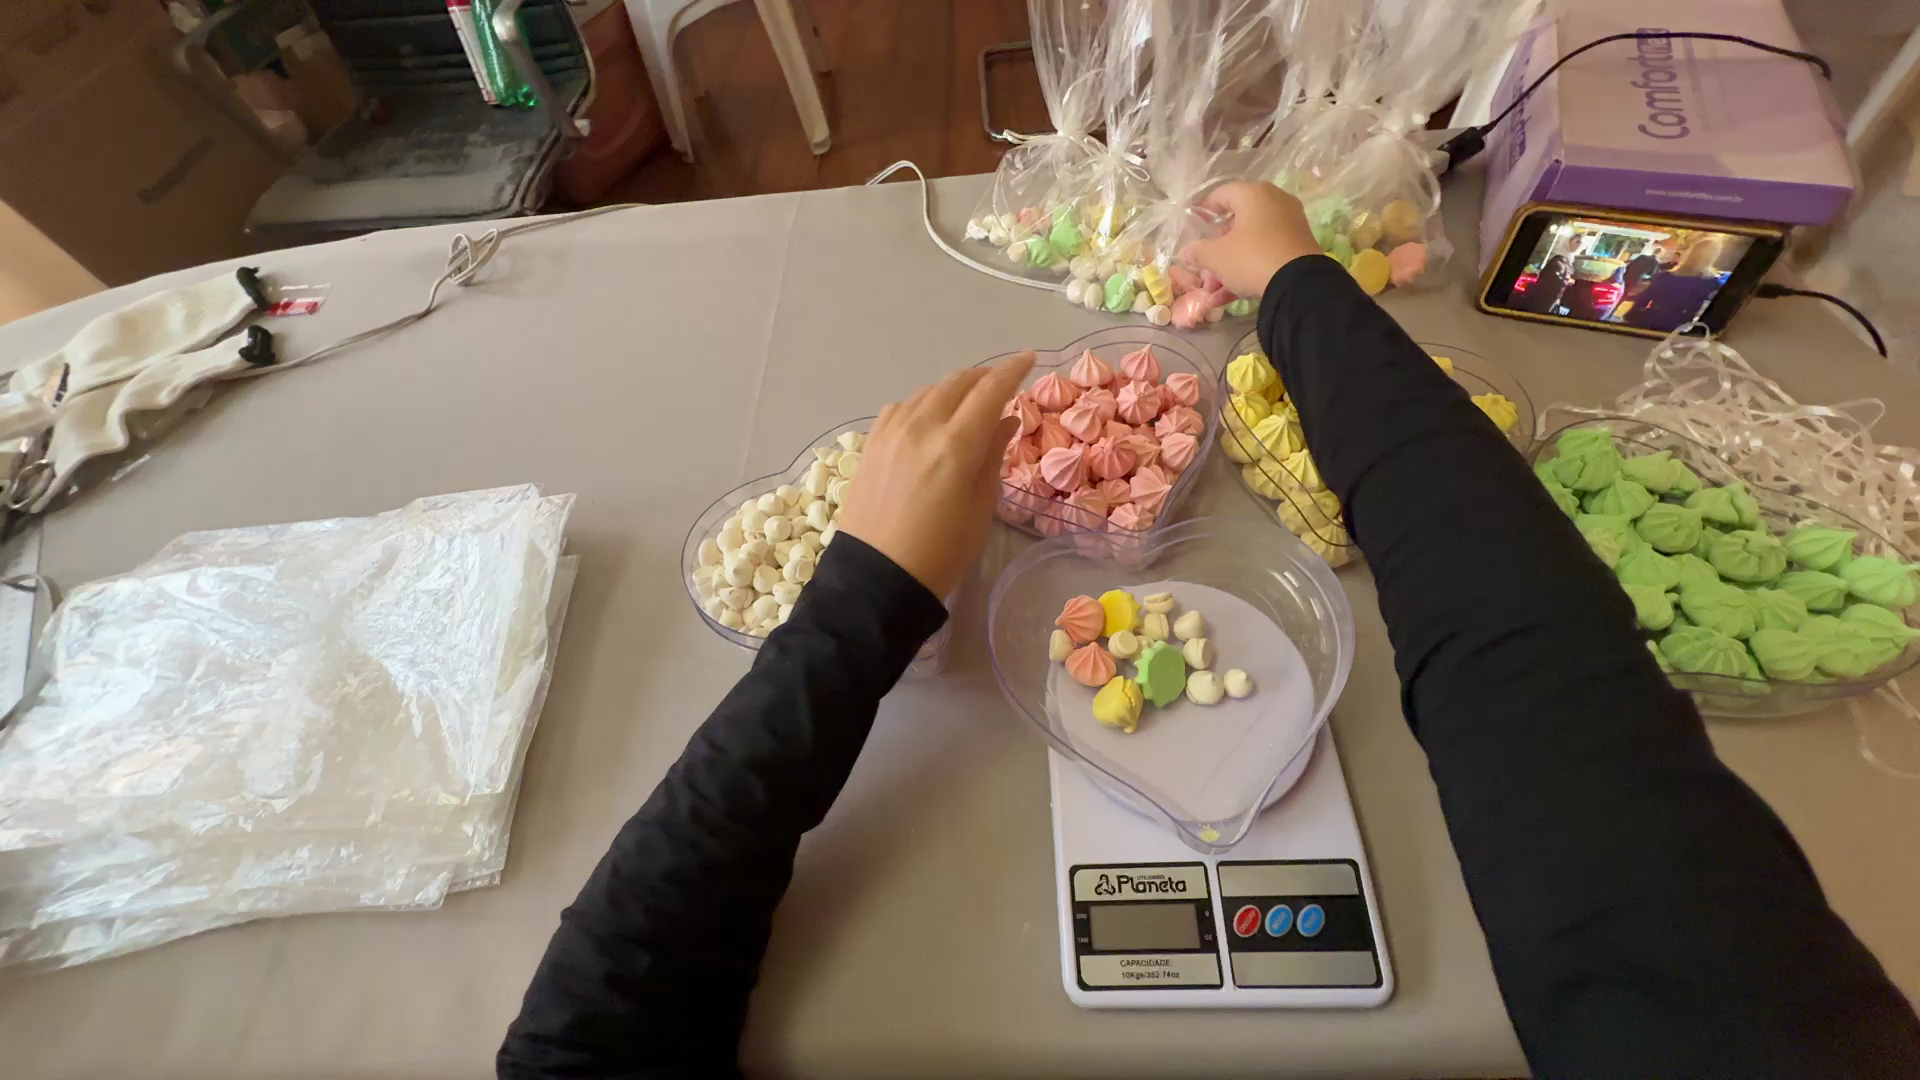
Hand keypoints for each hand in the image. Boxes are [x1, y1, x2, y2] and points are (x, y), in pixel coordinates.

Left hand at [836, 352, 1035, 596]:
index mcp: (954, 447)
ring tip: (968, 402)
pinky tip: (928, 418)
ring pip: (927, 392)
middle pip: (957, 384)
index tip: (1029, 358)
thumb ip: (992, 457)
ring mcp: (890, 433)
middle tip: (1002, 382)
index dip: (1012, 371)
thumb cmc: (940, 554)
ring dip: (952, 389)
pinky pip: (900, 408)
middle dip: (983, 377)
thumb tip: (1005, 420)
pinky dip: (922, 404)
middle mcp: (920, 428)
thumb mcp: (979, 510)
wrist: (875, 580)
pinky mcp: (870, 445)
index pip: (989, 392)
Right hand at [1184, 182, 1321, 298]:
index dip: (1205, 209)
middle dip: (1216, 250)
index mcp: (1253, 195)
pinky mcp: (1297, 245)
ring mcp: (1288, 224)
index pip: (1222, 194)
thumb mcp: (1216, 257)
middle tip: (1204, 269)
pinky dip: (1246, 271)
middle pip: (1236, 223)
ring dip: (1228, 267)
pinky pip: (1264, 254)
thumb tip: (1186, 252)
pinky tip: (1228, 297)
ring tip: (1213, 292)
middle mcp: (1274, 202)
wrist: (1297, 282)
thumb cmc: (1251, 258)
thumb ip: (1198, 252)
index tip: (1194, 224)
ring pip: (1249, 243)